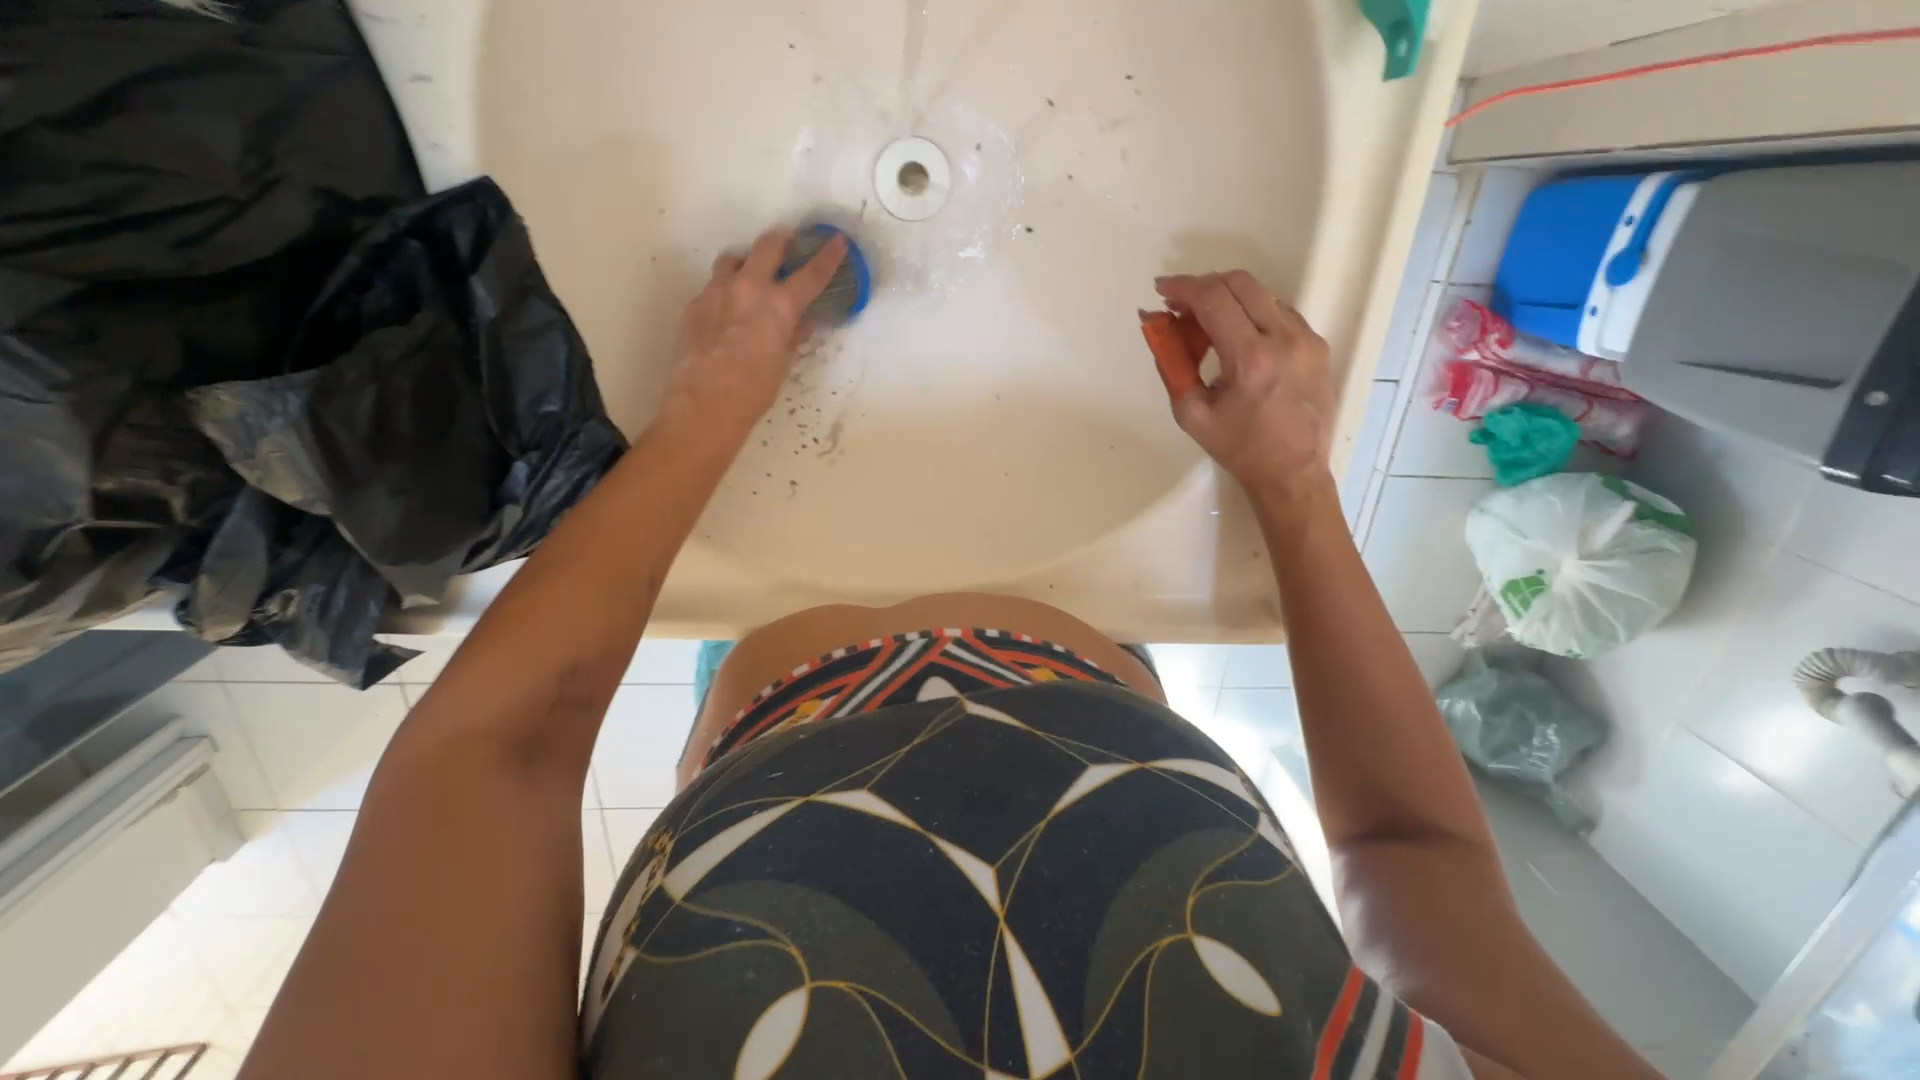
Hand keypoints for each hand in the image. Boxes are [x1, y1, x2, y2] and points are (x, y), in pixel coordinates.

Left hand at [659, 226, 846, 437]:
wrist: (705, 402)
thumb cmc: (754, 390)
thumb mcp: (782, 363)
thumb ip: (792, 336)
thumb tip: (800, 323)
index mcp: (779, 305)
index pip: (812, 273)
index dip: (828, 256)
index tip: (838, 241)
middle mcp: (749, 288)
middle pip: (768, 247)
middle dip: (780, 240)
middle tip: (786, 241)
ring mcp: (717, 292)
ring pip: (732, 260)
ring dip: (744, 263)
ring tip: (747, 275)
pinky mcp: (694, 305)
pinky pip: (712, 288)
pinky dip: (723, 294)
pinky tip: (723, 313)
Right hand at [1155, 272, 1336, 498]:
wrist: (1293, 472)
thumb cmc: (1239, 448)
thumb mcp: (1191, 413)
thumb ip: (1172, 365)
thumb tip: (1158, 328)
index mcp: (1250, 358)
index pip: (1213, 298)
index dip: (1183, 287)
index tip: (1162, 290)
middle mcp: (1284, 339)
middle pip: (1240, 283)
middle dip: (1205, 285)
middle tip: (1183, 305)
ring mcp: (1307, 340)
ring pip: (1262, 294)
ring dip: (1230, 299)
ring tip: (1208, 324)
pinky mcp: (1318, 346)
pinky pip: (1281, 313)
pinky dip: (1254, 314)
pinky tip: (1239, 337)